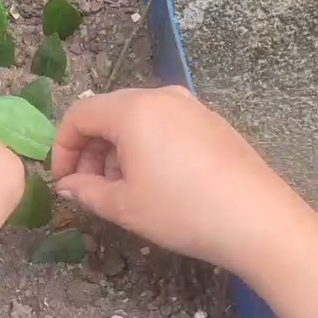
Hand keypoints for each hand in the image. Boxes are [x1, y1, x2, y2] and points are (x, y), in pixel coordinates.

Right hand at [52, 86, 307, 276]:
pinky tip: (155, 183)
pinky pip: (164, 125)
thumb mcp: (123, 206)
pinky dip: (146, 147)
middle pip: (108, 113)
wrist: (256, 219)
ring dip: (117, 150)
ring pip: (137, 120)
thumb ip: (86, 190)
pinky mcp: (211, 122)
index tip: (63, 180)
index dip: (62, 147)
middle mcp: (161, 97)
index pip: (79, 114)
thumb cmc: (181, 211)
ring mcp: (191, 106)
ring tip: (122, 190)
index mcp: (132, 110)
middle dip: (90, 150)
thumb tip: (67, 184)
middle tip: (89, 187)